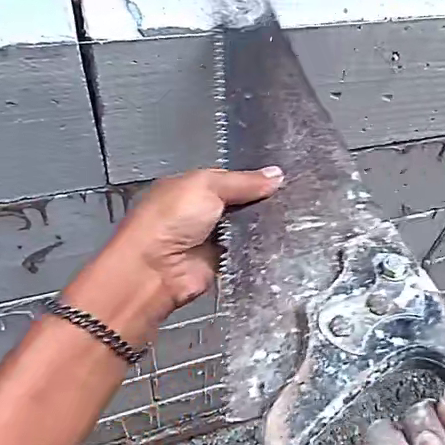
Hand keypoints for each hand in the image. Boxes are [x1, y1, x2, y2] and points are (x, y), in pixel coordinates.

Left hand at [60, 167, 280, 343]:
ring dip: (262, 225)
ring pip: (248, 227)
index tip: (281, 178)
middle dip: (261, 201)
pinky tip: (279, 240)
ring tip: (290, 218)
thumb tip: (276, 174)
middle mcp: (200, 211)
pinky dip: (260, 247)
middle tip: (290, 198)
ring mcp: (211, 238)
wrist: (154, 270)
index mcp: (190, 187)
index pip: (230, 178)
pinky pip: (248, 251)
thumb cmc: (169, 220)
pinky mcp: (222, 262)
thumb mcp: (206, 186)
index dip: (253, 178)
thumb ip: (242, 181)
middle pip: (241, 203)